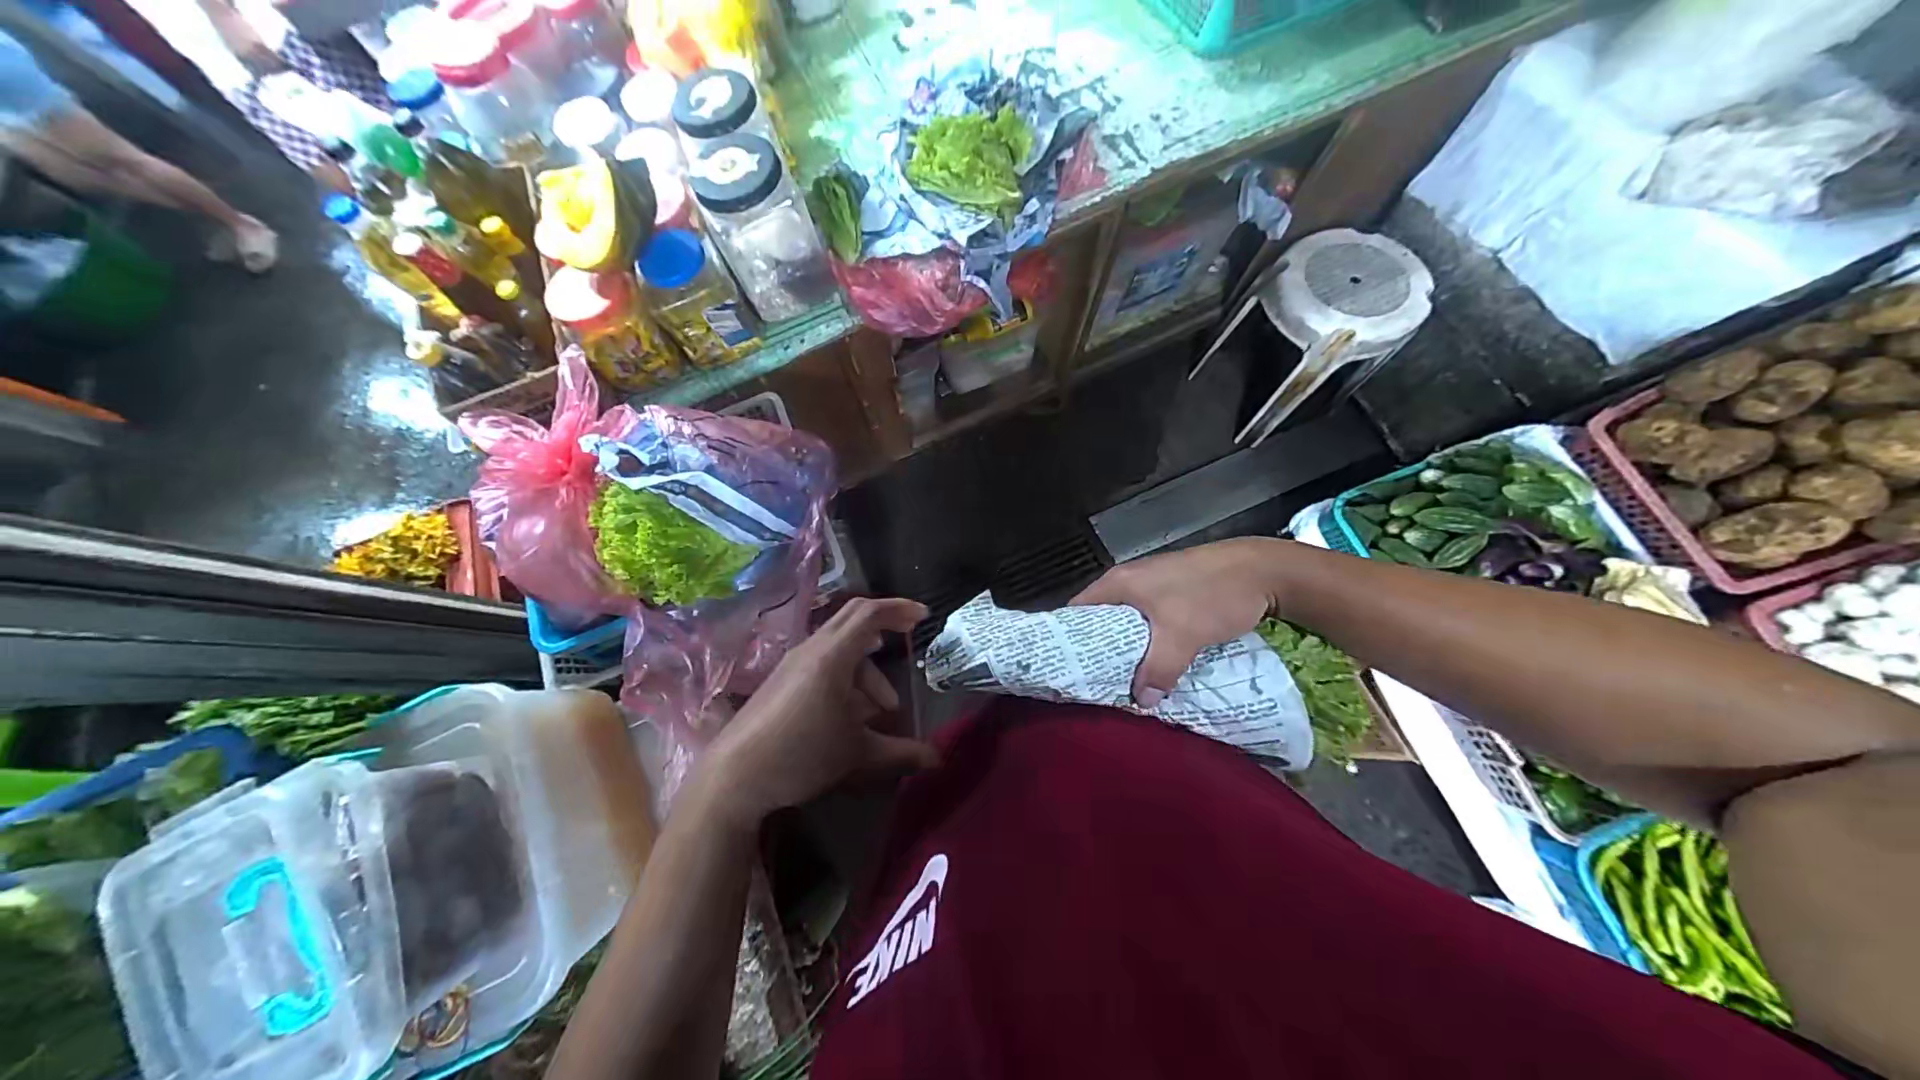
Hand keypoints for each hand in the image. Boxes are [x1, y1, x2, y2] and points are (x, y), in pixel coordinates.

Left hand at [700, 597, 936, 826]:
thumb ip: (901, 752)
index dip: (899, 609)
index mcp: (832, 656)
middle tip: (908, 641)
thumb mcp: (858, 754)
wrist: (734, 777)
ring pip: (839, 648)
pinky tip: (850, 715)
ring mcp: (792, 664)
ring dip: (866, 670)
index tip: (924, 617)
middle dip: (885, 629)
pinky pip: (821, 663)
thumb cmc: (802, 755)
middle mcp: (811, 650)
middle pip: (853, 621)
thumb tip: (937, 757)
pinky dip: (845, 677)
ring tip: (879, 711)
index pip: (870, 613)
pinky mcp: (781, 681)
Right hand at [1071, 537, 1286, 706]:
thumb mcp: (1181, 637)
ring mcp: (1152, 583)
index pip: (1076, 612)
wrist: (1263, 570)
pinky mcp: (1173, 591)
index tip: (1072, 672)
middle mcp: (1129, 580)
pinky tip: (1158, 662)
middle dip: (1102, 652)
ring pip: (1129, 622)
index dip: (1070, 641)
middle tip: (1101, 683)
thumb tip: (1142, 702)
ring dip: (1129, 649)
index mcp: (1118, 583)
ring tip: (1128, 680)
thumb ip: (1157, 670)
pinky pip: (1150, 621)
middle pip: (1101, 620)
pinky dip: (1149, 641)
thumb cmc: (1211, 596)